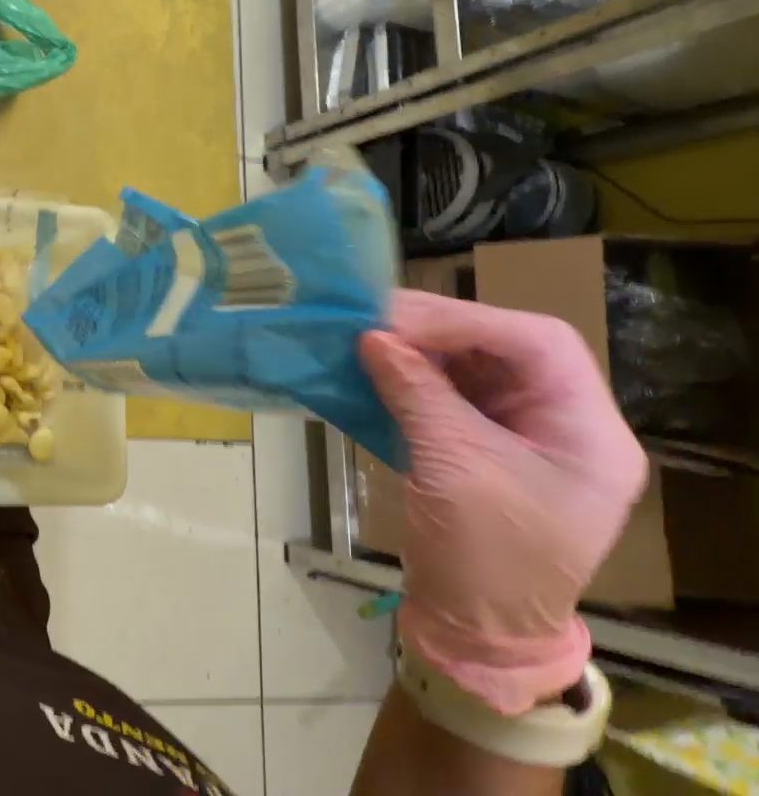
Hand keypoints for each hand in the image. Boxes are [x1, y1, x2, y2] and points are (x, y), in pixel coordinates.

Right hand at [359, 290, 647, 715]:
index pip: (537, 344)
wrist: (476, 628)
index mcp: (586, 431)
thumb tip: (372, 337)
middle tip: (368, 320)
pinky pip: (448, 396)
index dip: (465, 321)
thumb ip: (416, 395)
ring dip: (417, 352)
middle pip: (504, 350)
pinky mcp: (482, 449)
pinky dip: (408, 380)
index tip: (393, 319)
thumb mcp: (452, 468)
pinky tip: (370, 371)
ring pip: (472, 369)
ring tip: (361, 339)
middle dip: (436, 331)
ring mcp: (522, 436)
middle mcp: (562, 423)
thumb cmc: (484, 556)